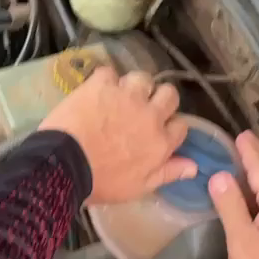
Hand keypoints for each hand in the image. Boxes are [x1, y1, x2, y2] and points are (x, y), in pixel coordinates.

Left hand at [40, 67, 196, 204]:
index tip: (158, 130)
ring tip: (120, 95)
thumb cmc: (101, 182)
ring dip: (134, 86)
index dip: (171, 126)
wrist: (65, 163)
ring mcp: (126, 96)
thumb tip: (194, 165)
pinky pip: (109, 72)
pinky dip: (104, 80)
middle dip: (159, 98)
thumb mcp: (139, 187)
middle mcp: (149, 114)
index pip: (181, 125)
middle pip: (169, 94)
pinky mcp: (101, 84)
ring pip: (143, 78)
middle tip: (143, 108)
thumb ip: (168, 173)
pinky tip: (97, 90)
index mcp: (160, 142)